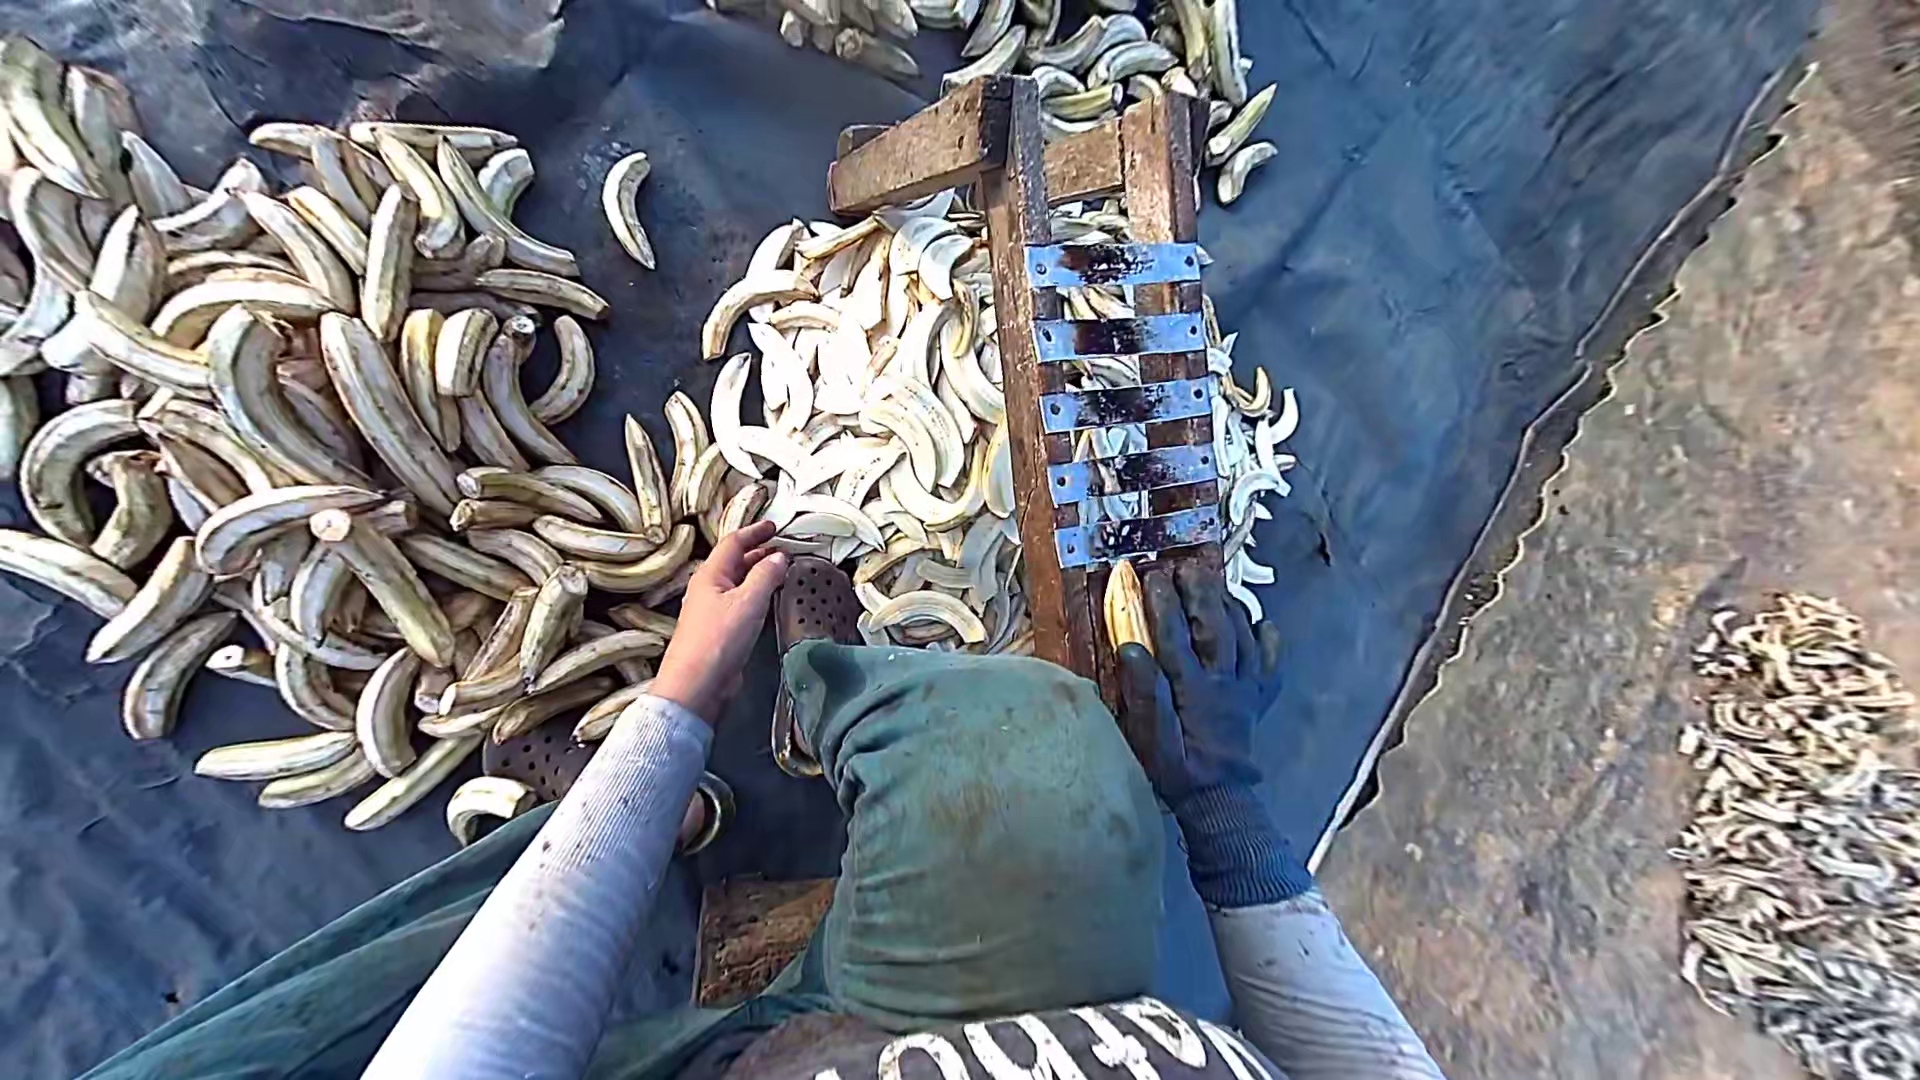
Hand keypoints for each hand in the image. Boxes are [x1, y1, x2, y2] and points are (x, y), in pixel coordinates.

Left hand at [651, 520, 788, 724]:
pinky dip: (758, 594)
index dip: (754, 532)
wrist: (696, 684)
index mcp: (710, 576)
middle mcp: (709, 589)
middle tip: (782, 548)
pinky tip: (770, 600)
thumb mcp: (748, 601)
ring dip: (760, 573)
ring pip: (739, 582)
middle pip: (735, 561)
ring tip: (781, 570)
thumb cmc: (717, 641)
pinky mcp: (721, 630)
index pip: (733, 543)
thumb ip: (766, 575)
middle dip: (759, 552)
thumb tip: (779, 557)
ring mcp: (713, 610)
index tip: (772, 527)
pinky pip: (742, 602)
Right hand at [1116, 562, 1311, 906]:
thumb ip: (1144, 695)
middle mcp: (1225, 683)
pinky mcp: (1258, 700)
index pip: (1174, 635)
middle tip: (1184, 565)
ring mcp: (1246, 691)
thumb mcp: (1149, 741)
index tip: (1148, 573)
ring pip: (1243, 636)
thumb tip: (1133, 648)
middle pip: (1214, 626)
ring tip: (1213, 580)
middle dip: (1198, 592)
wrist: (1221, 805)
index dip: (1160, 601)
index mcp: (1194, 691)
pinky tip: (1264, 622)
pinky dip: (1269, 640)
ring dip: (1227, 604)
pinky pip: (1270, 664)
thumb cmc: (1177, 774)